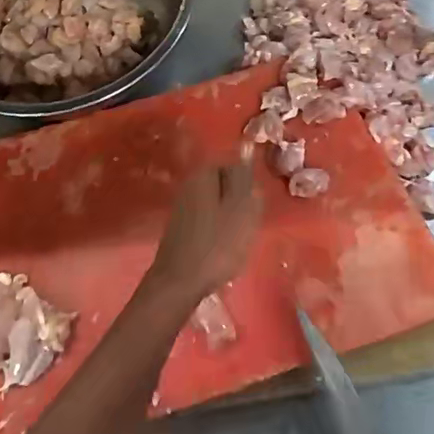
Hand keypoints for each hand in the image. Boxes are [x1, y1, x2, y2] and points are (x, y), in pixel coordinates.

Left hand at [145, 159, 262, 306]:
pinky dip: (217, 231)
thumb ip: (245, 180)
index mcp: (204, 174)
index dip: (248, 186)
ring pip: (217, 204)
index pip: (234, 166)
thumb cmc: (217, 244)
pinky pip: (207, 220)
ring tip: (237, 241)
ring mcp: (182, 205)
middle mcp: (189, 183)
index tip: (254, 208)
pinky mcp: (180, 226)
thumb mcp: (242, 210)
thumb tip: (246, 153)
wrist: (180, 281)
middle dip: (239, 202)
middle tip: (247, 226)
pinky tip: (221, 250)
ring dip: (229, 219)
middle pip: (224, 185)